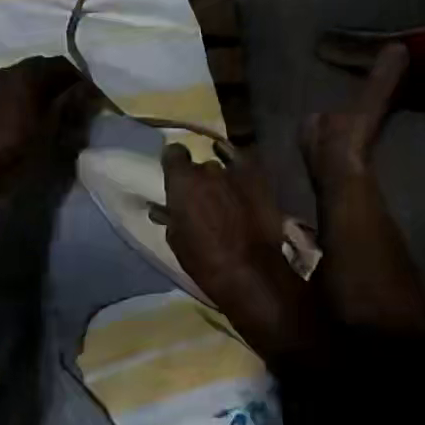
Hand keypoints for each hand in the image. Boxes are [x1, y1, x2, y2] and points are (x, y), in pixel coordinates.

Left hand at [0, 55, 85, 166]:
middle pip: (42, 67)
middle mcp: (10, 70)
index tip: (92, 94)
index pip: (62, 65)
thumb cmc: (21, 142)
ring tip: (57, 105)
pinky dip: (28, 92)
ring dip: (44, 86)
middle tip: (77, 98)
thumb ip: (71, 101)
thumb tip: (87, 89)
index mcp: (28, 72)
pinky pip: (13, 86)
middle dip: (61, 79)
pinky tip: (35, 110)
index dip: (80, 78)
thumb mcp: (53, 123)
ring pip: (26, 76)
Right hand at [159, 144, 312, 357]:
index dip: (174, 162)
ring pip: (225, 168)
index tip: (176, 175)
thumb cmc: (205, 261)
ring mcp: (238, 172)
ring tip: (227, 196)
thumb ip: (170, 217)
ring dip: (224, 179)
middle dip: (201, 178)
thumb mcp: (177, 240)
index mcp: (182, 181)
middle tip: (203, 197)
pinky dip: (244, 177)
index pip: (173, 153)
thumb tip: (162, 208)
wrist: (250, 271)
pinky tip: (244, 188)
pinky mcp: (262, 181)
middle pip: (201, 165)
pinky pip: (248, 171)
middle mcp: (209, 169)